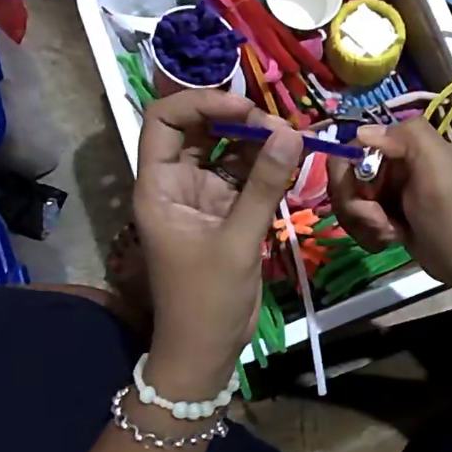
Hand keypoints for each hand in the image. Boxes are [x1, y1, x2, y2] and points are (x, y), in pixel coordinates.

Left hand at [135, 91, 302, 391]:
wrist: (207, 349)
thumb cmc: (207, 298)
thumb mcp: (237, 240)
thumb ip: (264, 185)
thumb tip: (291, 133)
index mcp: (159, 186)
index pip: (164, 120)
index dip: (200, 102)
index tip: (244, 107)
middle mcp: (178, 184)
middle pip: (199, 130)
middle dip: (237, 119)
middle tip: (279, 126)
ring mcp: (204, 197)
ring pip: (226, 150)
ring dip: (256, 141)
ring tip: (291, 140)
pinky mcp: (227, 212)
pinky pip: (245, 176)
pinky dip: (266, 166)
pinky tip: (290, 161)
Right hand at [326, 119, 451, 288]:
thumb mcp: (438, 167)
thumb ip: (408, 136)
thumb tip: (362, 131)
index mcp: (409, 146)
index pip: (358, 142)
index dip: (351, 166)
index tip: (363, 191)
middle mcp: (395, 165)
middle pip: (347, 173)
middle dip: (356, 202)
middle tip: (378, 220)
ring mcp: (389, 192)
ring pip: (349, 199)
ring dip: (364, 221)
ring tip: (389, 233)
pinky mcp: (385, 217)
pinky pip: (357, 219)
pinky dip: (369, 232)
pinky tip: (390, 239)